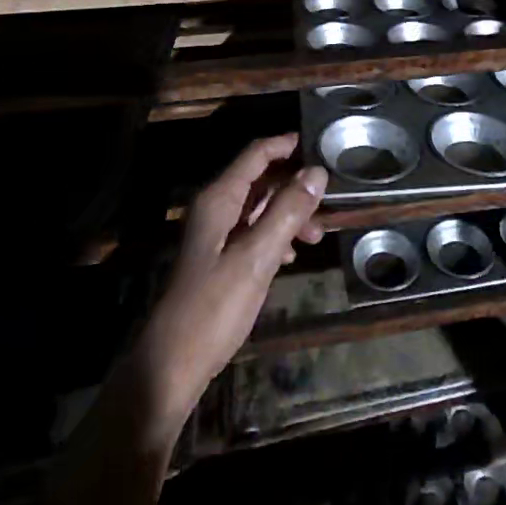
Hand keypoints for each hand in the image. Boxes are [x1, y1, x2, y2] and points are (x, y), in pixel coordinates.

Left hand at [124, 134, 326, 444]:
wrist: (175, 361)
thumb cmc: (215, 305)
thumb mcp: (257, 257)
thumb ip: (287, 212)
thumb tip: (316, 172)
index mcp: (219, 199)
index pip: (256, 155)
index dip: (286, 145)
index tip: (321, 144)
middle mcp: (216, 208)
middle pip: (260, 179)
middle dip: (295, 185)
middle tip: (330, 197)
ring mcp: (217, 233)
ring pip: (260, 207)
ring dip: (290, 213)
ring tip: (318, 235)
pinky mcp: (221, 257)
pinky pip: (255, 232)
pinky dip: (277, 235)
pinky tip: (293, 255)